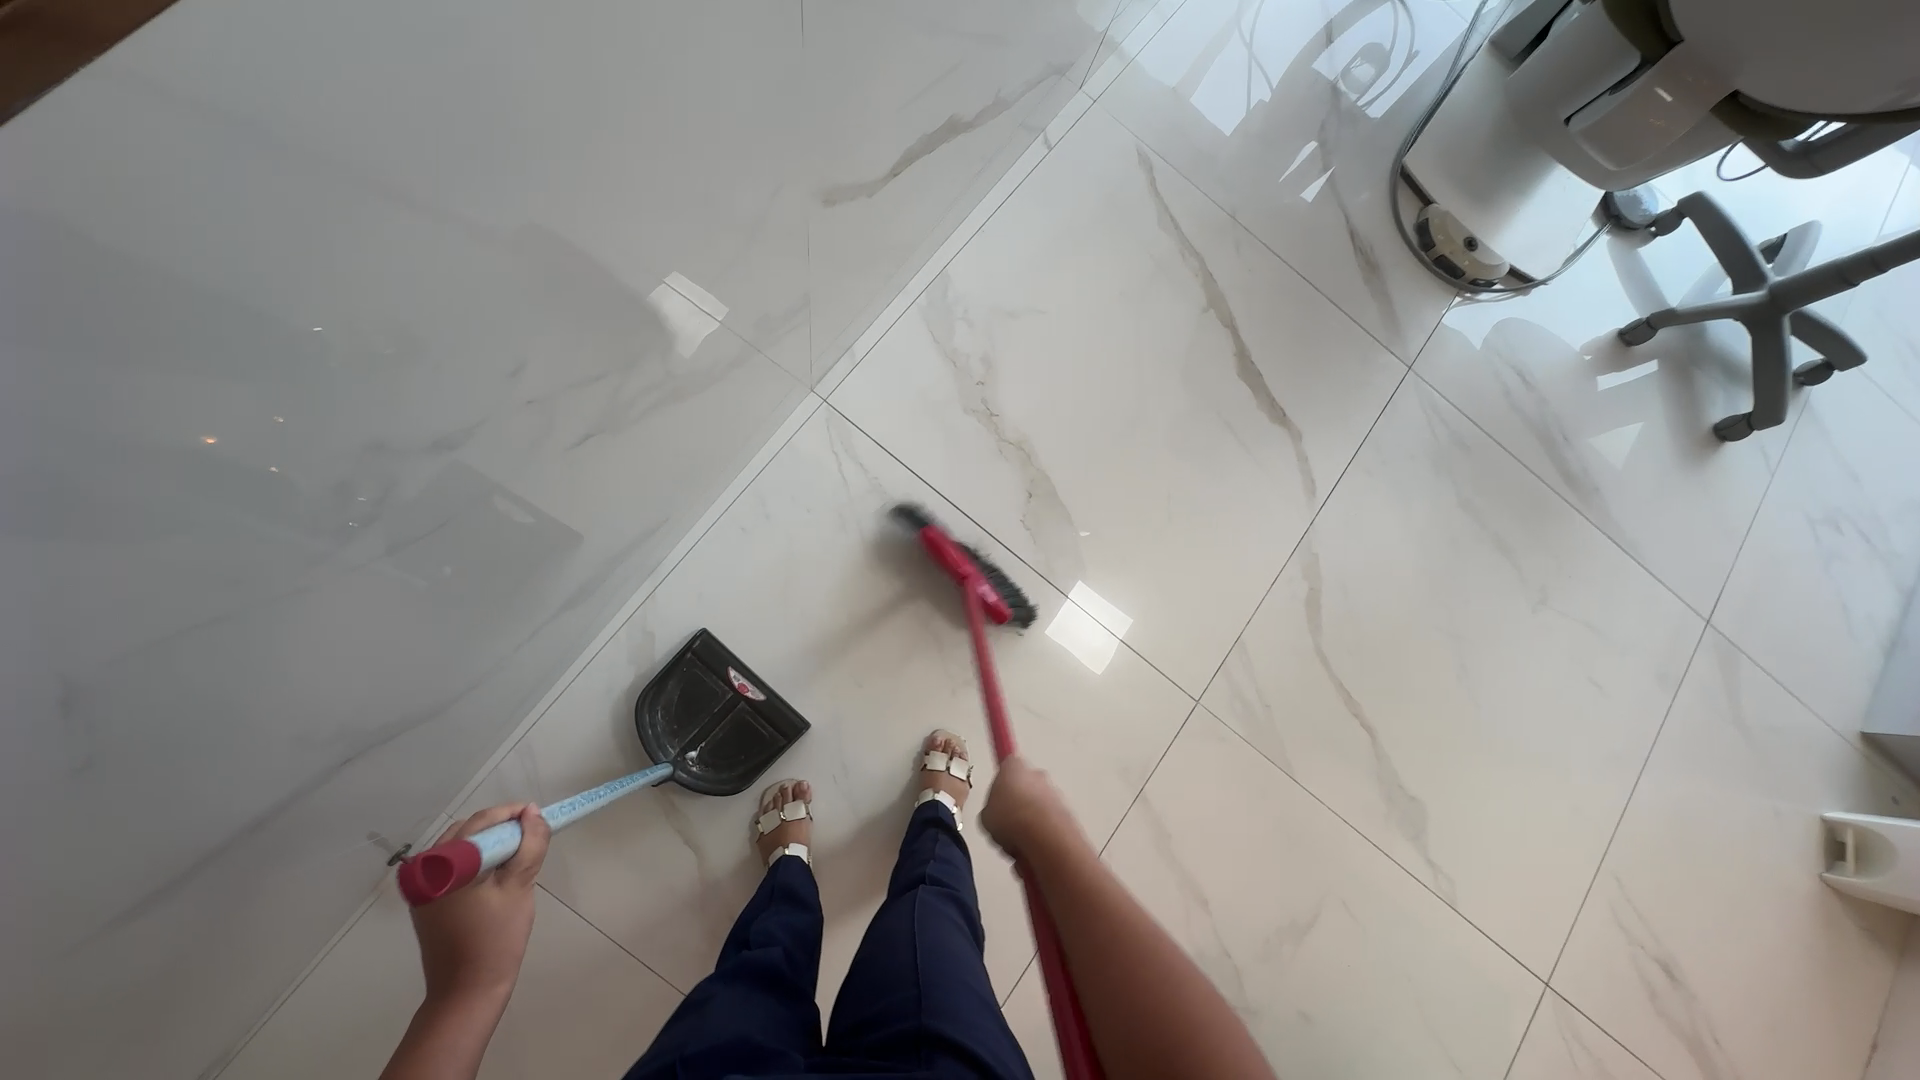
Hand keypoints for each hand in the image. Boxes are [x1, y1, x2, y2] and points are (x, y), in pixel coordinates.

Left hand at [408, 803, 549, 1005]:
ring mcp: (422, 886)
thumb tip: (532, 813)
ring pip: (461, 847)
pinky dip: (478, 861)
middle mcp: (425, 870)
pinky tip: (497, 875)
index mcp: (444, 865)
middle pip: (468, 831)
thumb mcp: (519, 886)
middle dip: (502, 828)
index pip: (481, 821)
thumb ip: (529, 844)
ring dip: (490, 844)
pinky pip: (454, 866)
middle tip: (532, 839)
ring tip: (518, 857)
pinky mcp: (427, 900)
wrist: (466, 991)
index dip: (514, 814)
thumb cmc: (496, 938)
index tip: (540, 818)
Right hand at [980, 755, 1081, 861]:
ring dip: (1029, 826)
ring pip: (1037, 809)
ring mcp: (1055, 793)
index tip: (998, 800)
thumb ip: (991, 810)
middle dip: (1016, 808)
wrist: (1043, 836)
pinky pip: (1049, 824)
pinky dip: (1042, 837)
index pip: (1007, 766)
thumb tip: (997, 816)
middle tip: (1005, 829)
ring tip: (1018, 846)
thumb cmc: (1008, 818)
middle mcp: (1037, 774)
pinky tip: (1032, 852)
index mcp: (1014, 766)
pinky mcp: (1068, 812)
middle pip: (1024, 789)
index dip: (1002, 784)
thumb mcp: (985, 816)